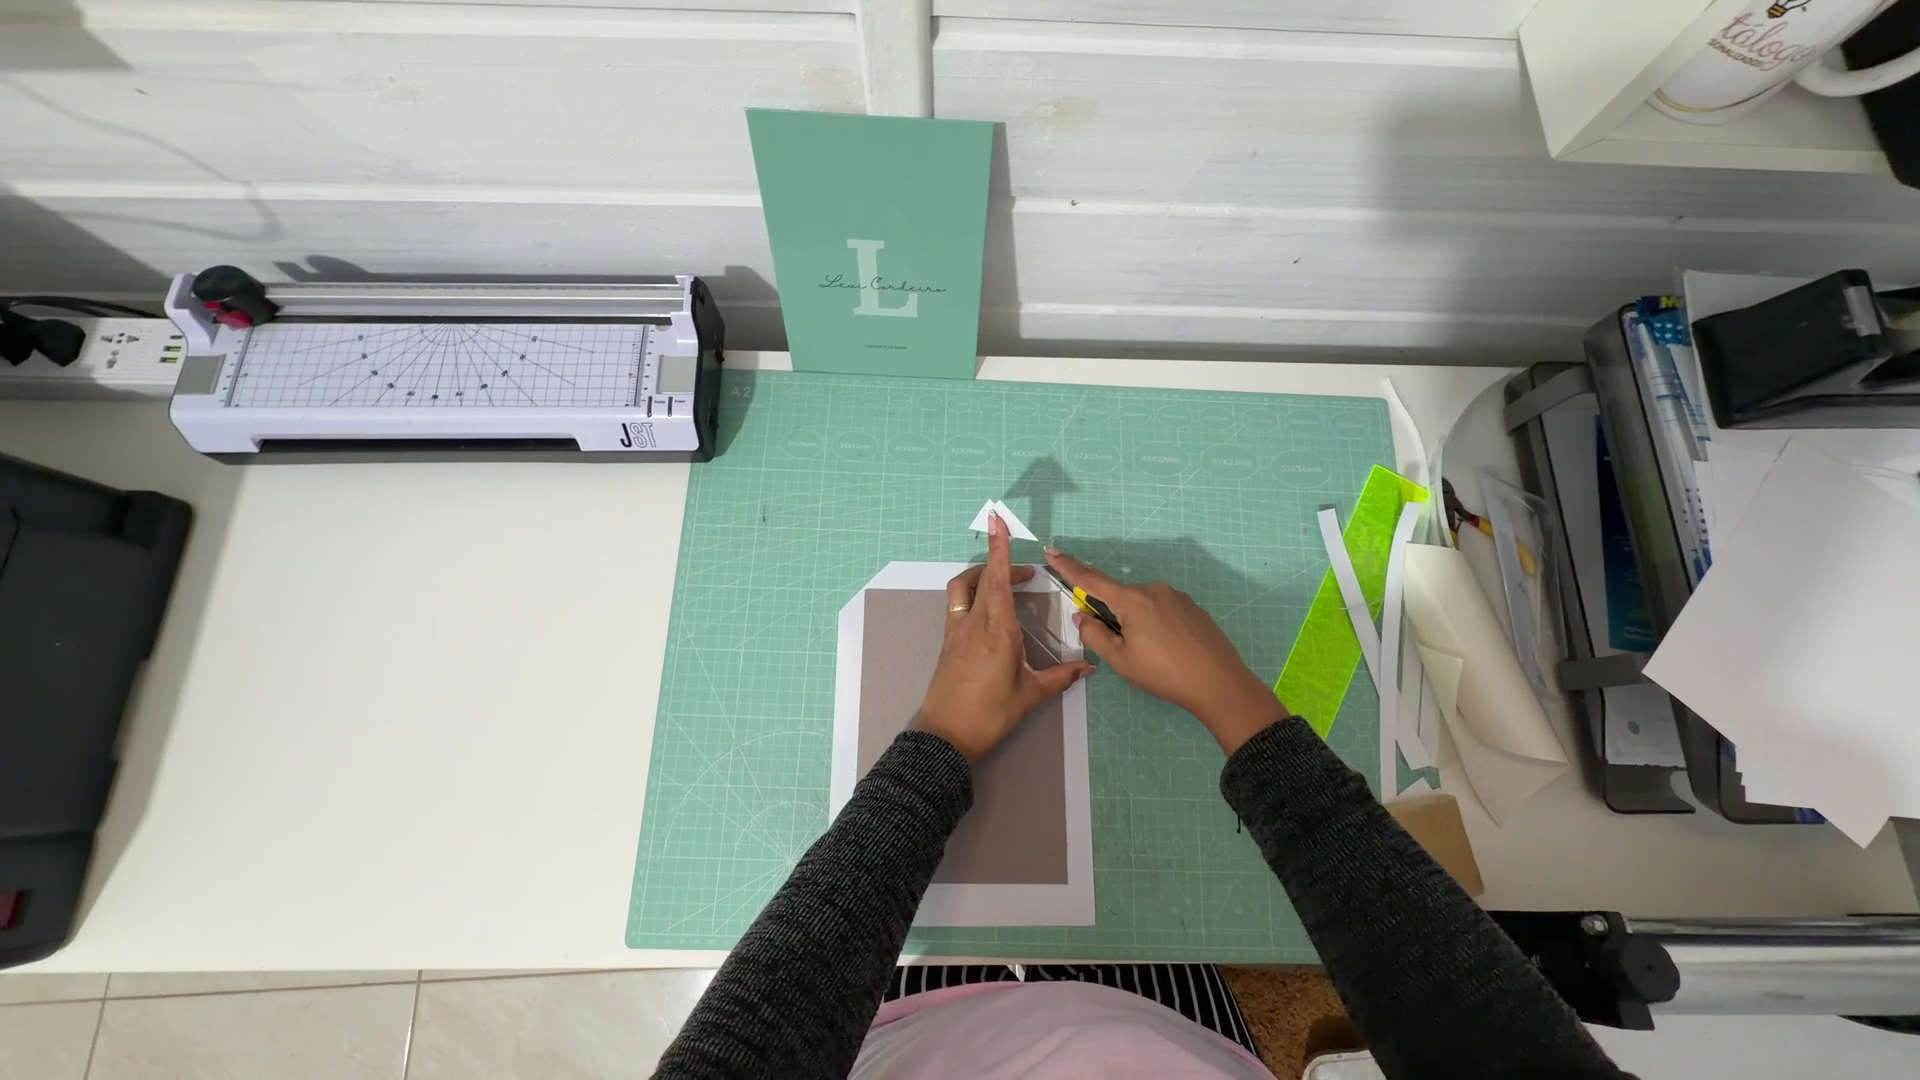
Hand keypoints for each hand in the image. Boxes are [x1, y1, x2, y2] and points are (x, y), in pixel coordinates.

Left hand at [915, 513, 1094, 762]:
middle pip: (980, 577)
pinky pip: (958, 606)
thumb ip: (1060, 676)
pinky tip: (988, 612)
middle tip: (1026, 573)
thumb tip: (1089, 667)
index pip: (998, 578)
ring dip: (981, 576)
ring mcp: (955, 631)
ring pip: (962, 588)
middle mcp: (973, 623)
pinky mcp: (947, 642)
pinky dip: (973, 596)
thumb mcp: (1031, 694)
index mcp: (997, 629)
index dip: (1000, 548)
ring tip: (1004, 585)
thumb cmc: (991, 713)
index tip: (997, 520)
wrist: (946, 735)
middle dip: (1000, 564)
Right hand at [1044, 547, 1287, 754]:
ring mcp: (1177, 597)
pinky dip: (1156, 626)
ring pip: (1142, 605)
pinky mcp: (1193, 608)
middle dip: (1112, 616)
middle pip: (1120, 597)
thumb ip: (1096, 635)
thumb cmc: (1164, 673)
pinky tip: (1168, 651)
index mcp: (1132, 600)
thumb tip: (1083, 616)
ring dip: (1136, 622)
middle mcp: (1154, 589)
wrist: (1220, 683)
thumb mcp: (1121, 660)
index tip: (1052, 551)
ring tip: (1151, 656)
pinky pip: (1163, 611)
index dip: (1069, 567)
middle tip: (1122, 648)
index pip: (1091, 579)